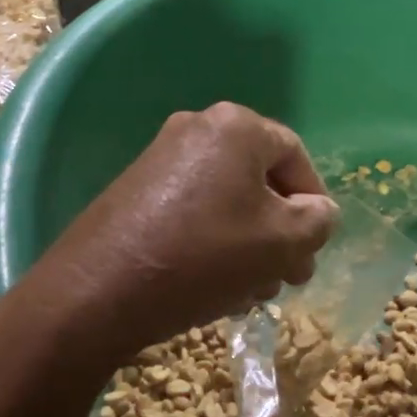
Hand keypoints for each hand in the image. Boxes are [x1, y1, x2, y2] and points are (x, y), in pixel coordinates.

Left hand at [33, 102, 339, 353]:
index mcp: (236, 126)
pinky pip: (193, 207)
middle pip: (258, 176)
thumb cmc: (204, 256)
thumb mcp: (280, 242)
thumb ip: (316, 221)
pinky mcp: (137, 188)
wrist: (97, 290)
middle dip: (280, 228)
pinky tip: (216, 285)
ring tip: (252, 290)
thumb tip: (319, 212)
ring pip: (226, 197)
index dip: (314, 202)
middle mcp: (198, 127)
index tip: (314, 247)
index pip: (294, 155)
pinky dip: (214, 239)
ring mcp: (162, 156)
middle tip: (287, 276)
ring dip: (249, 240)